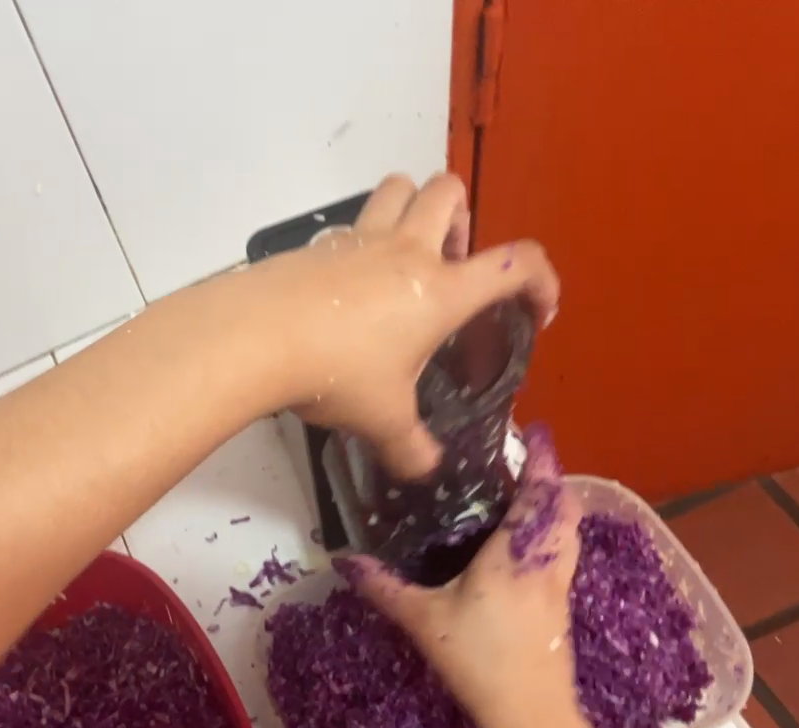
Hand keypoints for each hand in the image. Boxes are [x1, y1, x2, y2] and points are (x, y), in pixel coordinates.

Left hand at [172, 173, 559, 479]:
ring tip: (401, 261)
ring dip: (411, 210)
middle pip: (450, 191)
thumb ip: (409, 447)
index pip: (516, 264)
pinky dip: (360, 243)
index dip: (541, 281)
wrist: (257, 337)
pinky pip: (350, 224)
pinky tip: (343, 290)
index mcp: (440, 291)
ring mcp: (358, 240)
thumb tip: (424, 469)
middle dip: (462, 221)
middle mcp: (405, 251)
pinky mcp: (317, 246)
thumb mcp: (381, 421)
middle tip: (446, 269)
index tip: (535, 311)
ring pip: (398, 187)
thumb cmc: (336, 374)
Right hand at [340, 428, 583, 727]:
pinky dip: (554, 536)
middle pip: (564, 507)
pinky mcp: (560, 607)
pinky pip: (564, 555)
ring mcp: (559, 585)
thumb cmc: (477, 658)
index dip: (541, 461)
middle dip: (551, 481)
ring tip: (527, 499)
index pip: (538, 494)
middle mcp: (546, 561)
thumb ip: (383, 586)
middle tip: (525, 467)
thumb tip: (343, 560)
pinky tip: (526, 549)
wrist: (528, 713)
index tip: (537, 434)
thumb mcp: (422, 619)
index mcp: (516, 553)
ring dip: (556, 508)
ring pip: (569, 532)